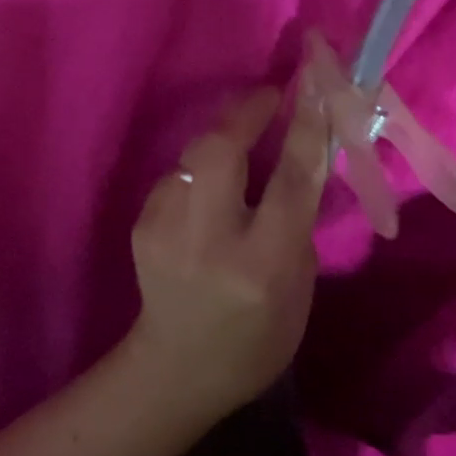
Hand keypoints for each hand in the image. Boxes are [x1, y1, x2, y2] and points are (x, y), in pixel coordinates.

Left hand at [125, 85, 329, 417]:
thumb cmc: (259, 336)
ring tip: (242, 146)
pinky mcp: (142, 223)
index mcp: (262, 264)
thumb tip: (303, 153)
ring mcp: (166, 229)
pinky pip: (177, 178)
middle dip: (245, 112)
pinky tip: (209, 193)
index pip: (290, 180)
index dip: (305, 127)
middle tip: (268, 98)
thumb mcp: (298, 287)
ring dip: (221, 142)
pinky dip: (198, 174)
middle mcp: (209, 240)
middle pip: (221, 150)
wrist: (179, 367)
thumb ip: (297, 221)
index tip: (314, 87)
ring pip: (194, 158)